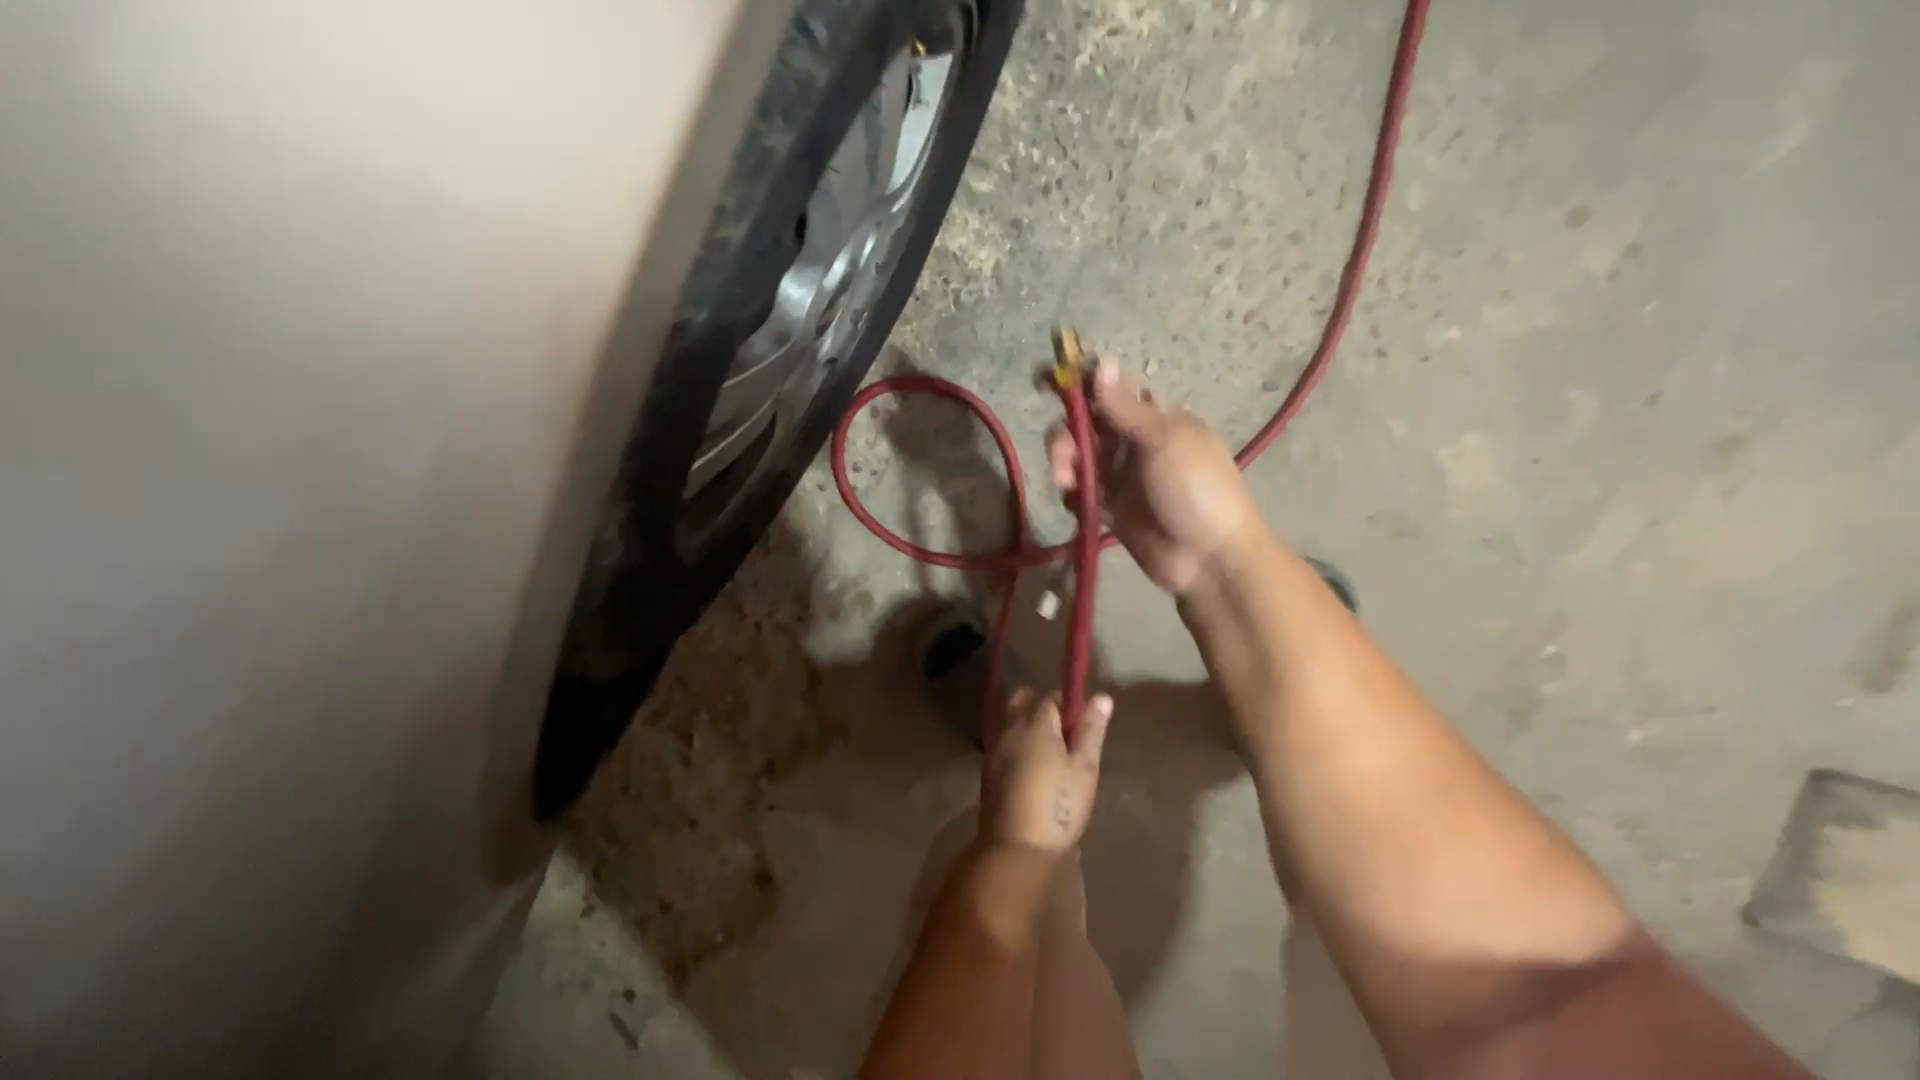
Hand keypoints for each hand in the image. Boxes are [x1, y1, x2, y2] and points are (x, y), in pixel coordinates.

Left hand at [980, 688, 1112, 854]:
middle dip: (1040, 705)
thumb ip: (1091, 730)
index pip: (1051, 698)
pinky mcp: (987, 770)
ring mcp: (994, 749)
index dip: (1068, 705)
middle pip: (1022, 700)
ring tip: (1048, 752)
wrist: (1015, 847)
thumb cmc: (1058, 806)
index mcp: (1036, 723)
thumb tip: (1102, 697)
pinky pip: (1001, 741)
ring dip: (1025, 723)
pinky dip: (1015, 742)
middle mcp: (1010, 729)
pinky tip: (1029, 766)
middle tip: (1063, 734)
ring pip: (1008, 720)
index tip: (1082, 724)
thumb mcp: (1084, 769)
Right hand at [1048, 359, 1265, 595]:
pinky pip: (1081, 490)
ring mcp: (1122, 475)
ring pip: (1078, 455)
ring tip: (1064, 480)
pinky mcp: (1111, 507)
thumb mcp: (1164, 440)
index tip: (1046, 379)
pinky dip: (1072, 491)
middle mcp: (1136, 441)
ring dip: (1064, 461)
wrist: (1208, 557)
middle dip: (1067, 432)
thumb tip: (1102, 361)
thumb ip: (1125, 406)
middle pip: (1086, 422)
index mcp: (1156, 416)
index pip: (1111, 389)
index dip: (1079, 383)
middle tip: (1063, 455)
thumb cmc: (1196, 488)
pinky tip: (1075, 500)